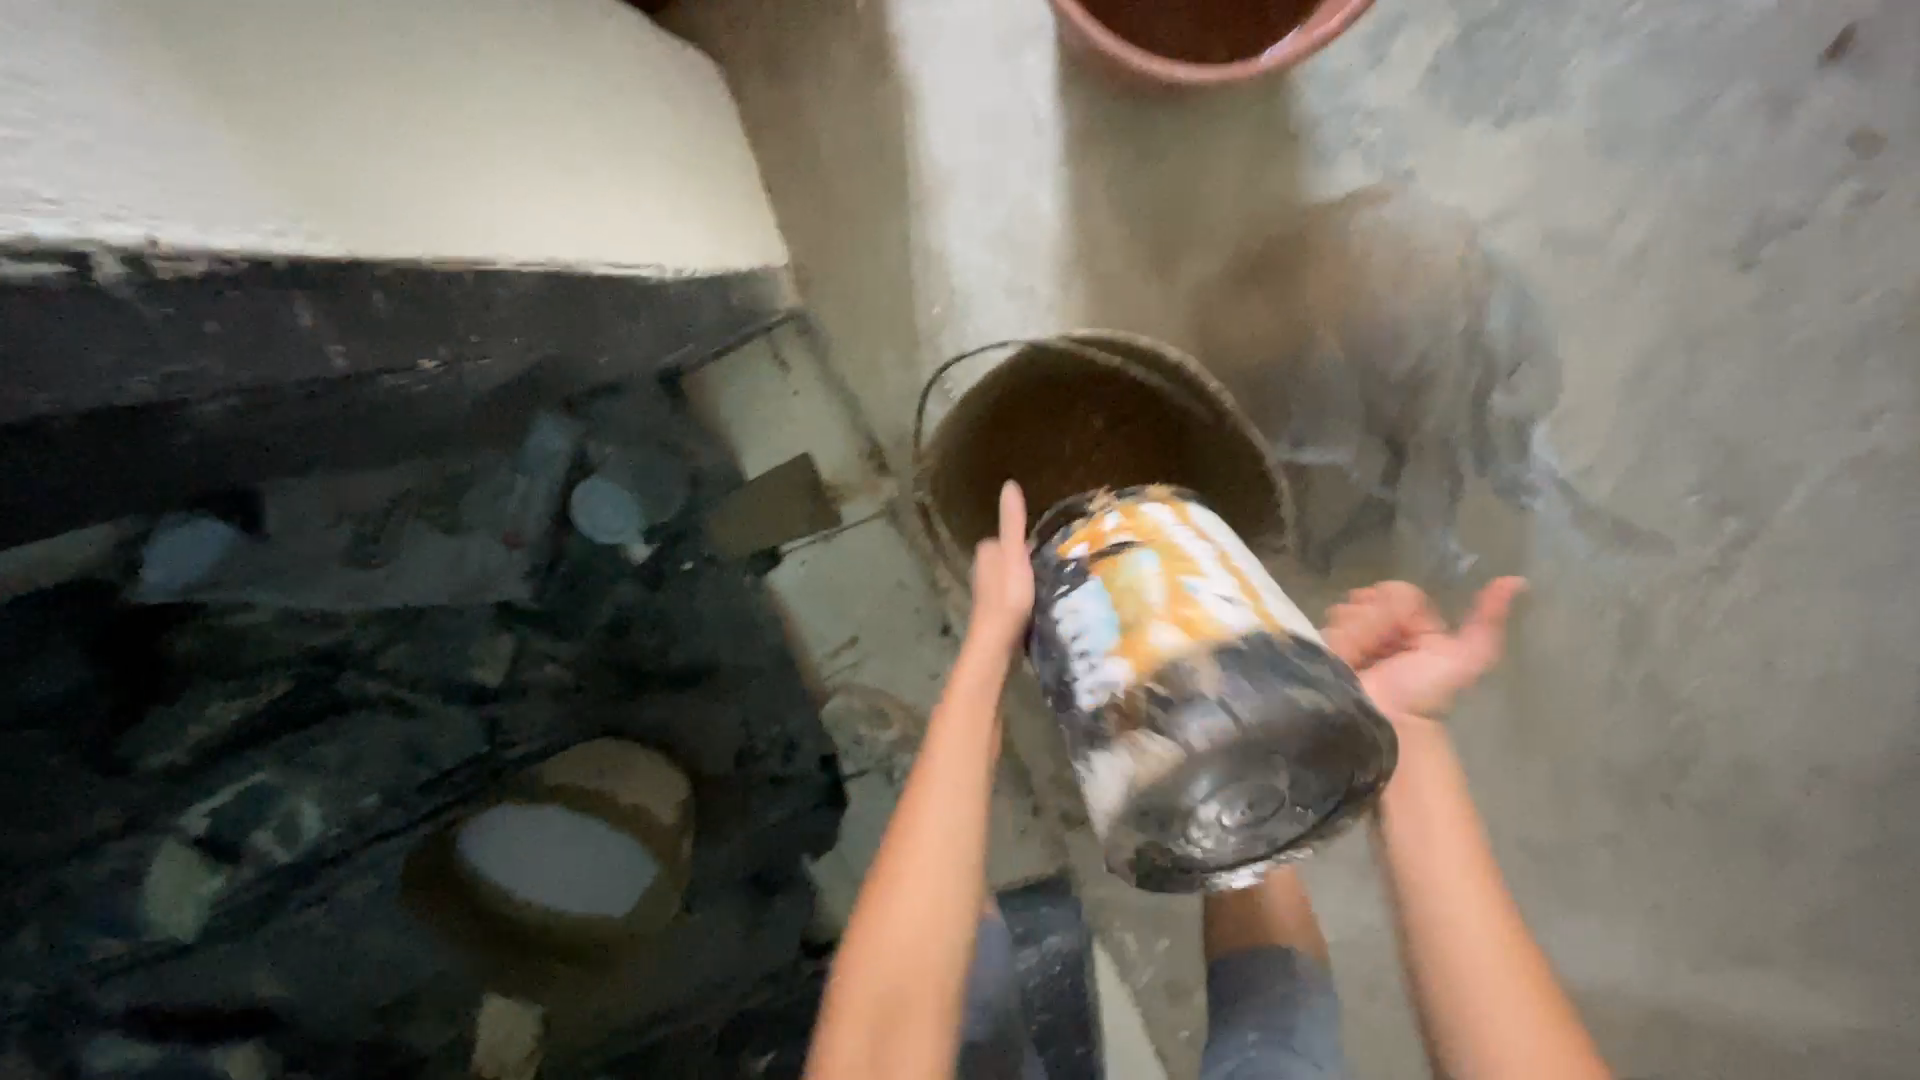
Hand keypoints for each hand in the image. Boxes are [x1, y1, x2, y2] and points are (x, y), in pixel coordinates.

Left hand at [968, 481, 1034, 650]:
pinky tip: (1032, 605)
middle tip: (1047, 573)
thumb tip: (1009, 484)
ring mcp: (985, 589)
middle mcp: (980, 567)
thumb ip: (1013, 522)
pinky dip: (1020, 597)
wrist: (996, 640)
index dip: (1028, 545)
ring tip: (1043, 589)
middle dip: (1026, 562)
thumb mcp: (1015, 554)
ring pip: (1010, 576)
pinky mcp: (992, 609)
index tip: (1044, 555)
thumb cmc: (1008, 595)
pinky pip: (1010, 594)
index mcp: (985, 550)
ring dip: (1024, 580)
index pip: (1011, 538)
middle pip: (1011, 556)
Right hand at [1322, 578, 1524, 721]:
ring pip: (1346, 608)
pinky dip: (1341, 639)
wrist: (1385, 719)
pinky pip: (1328, 624)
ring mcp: (1346, 636)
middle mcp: (1377, 627)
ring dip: (1359, 632)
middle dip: (1376, 618)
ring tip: (1365, 658)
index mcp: (1410, 625)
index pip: (1395, 591)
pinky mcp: (1321, 646)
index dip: (1398, 605)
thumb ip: (1485, 621)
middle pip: (1368, 596)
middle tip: (1385, 647)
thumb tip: (1516, 581)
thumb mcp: (1466, 656)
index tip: (1404, 628)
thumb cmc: (1424, 691)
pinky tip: (1348, 656)